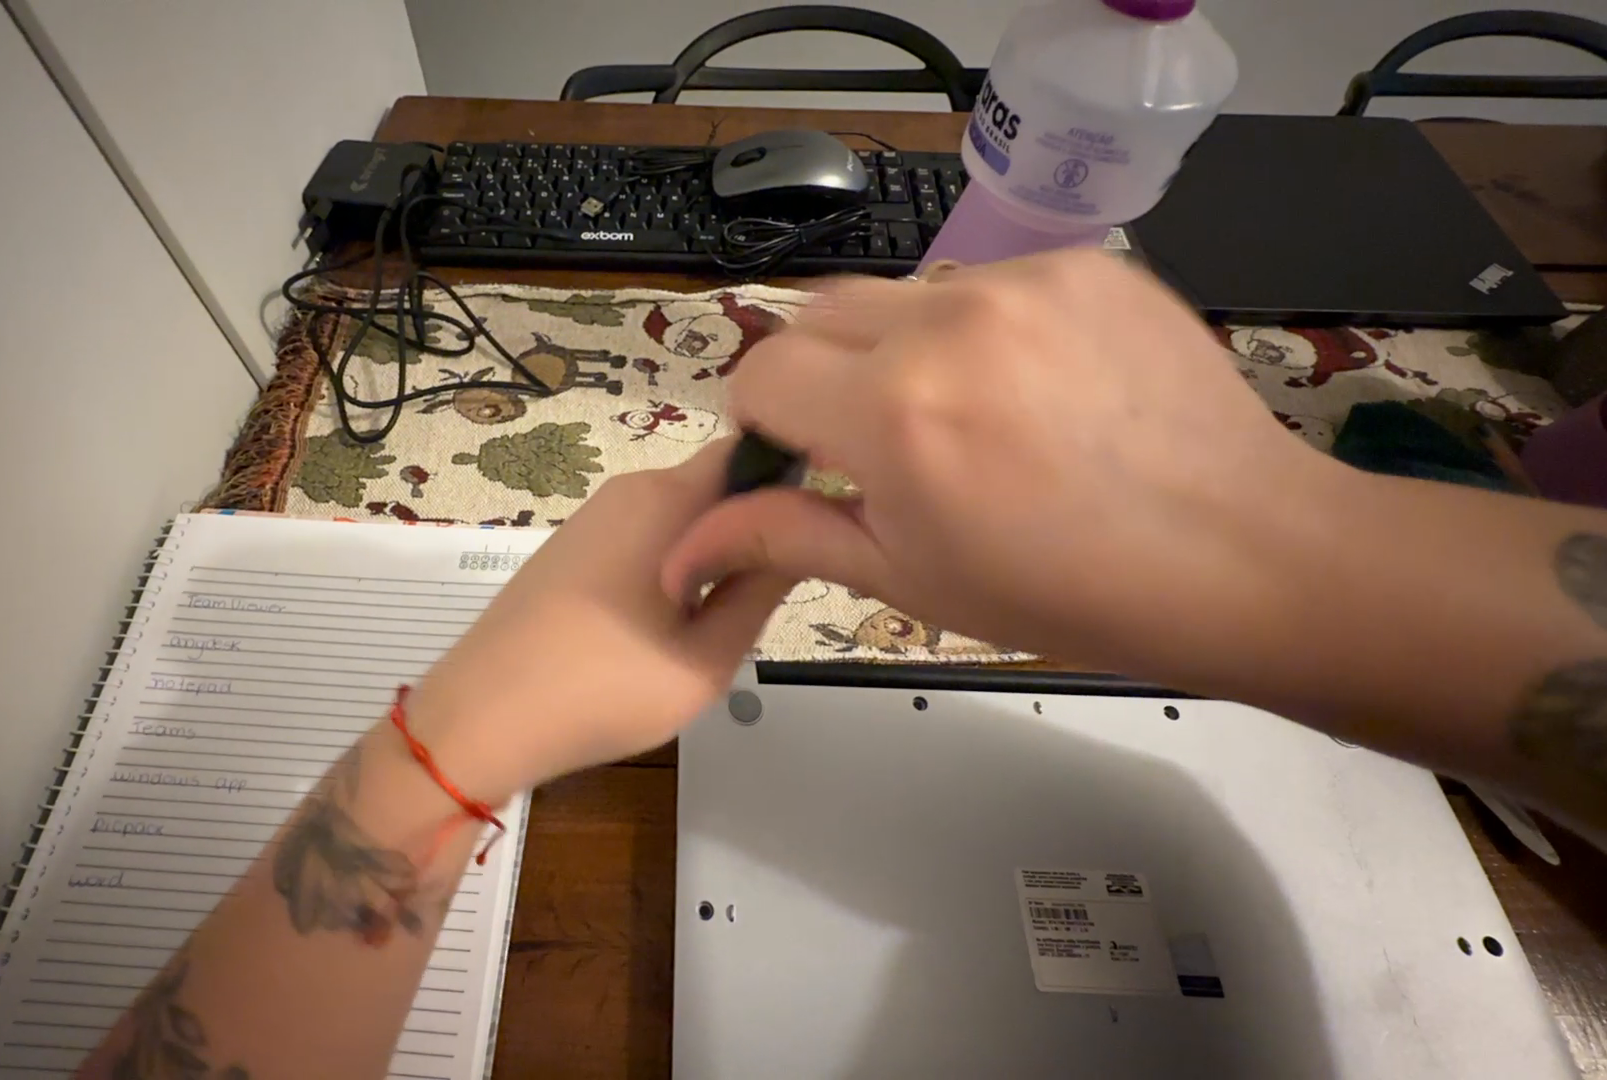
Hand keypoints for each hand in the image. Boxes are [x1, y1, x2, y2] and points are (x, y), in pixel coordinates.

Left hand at [407, 442, 793, 801]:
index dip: (787, 487)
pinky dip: (667, 565)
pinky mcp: (571, 544)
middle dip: (748, 531)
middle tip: (756, 600)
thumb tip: (794, 543)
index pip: (749, 454)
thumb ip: (760, 591)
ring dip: (707, 554)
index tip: (805, 540)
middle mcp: (628, 490)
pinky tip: (655, 625)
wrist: (479, 718)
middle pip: (714, 486)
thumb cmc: (601, 690)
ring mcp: (593, 516)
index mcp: (666, 500)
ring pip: (679, 515)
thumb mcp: (706, 658)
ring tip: (704, 622)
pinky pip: (642, 535)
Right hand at [660, 251, 1354, 677]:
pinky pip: (973, 282)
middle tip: (862, 439)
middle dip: (812, 375)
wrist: (1240, 556)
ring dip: (885, 348)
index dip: (761, 420)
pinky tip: (1013, 386)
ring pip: (891, 294)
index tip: (793, 456)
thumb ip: (782, 536)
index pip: (761, 374)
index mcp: (891, 414)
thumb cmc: (1055, 590)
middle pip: (814, 316)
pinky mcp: (1080, 264)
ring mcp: (1020, 281)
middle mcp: (945, 323)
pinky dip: (961, 330)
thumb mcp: (900, 575)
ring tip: (946, 413)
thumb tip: (686, 546)